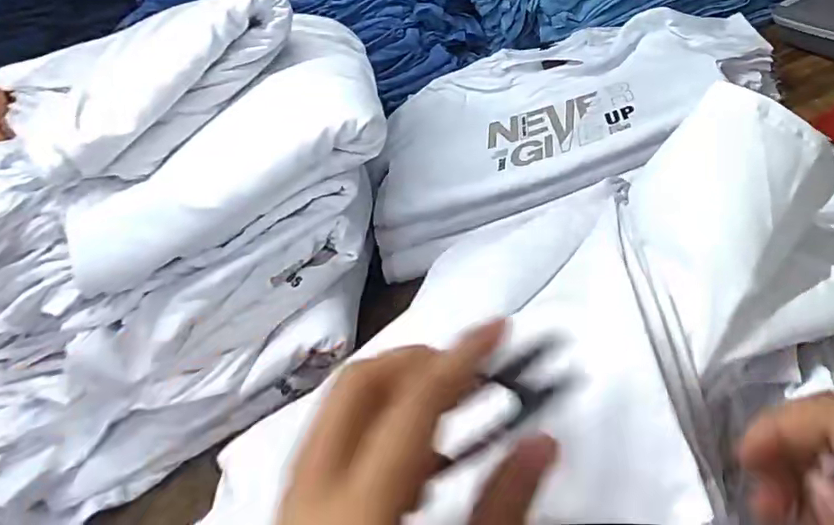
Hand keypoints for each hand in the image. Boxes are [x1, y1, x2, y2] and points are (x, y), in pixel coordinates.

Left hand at [278, 321, 557, 524]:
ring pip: (340, 411)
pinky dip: (378, 432)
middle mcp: (310, 494)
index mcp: (356, 508)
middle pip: (360, 384)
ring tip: (455, 409)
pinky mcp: (289, 521)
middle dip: (420, 360)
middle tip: (473, 366)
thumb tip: (544, 442)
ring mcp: (290, 507)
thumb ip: (503, 508)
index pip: (414, 400)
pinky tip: (419, 465)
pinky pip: (332, 447)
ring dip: (398, 392)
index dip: (462, 355)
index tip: (500, 327)